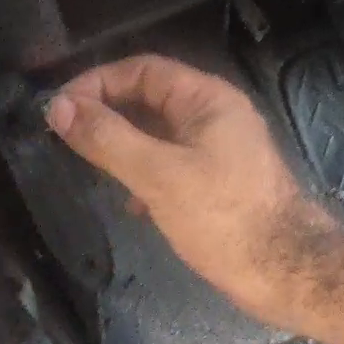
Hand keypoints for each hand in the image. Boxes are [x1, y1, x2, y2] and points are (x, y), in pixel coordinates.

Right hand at [46, 55, 339, 320]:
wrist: (285, 274)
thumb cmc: (225, 218)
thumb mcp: (159, 175)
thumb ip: (109, 139)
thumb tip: (58, 108)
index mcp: (208, 100)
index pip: (143, 70)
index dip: (98, 82)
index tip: (59, 109)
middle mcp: (216, 119)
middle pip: (151, 102)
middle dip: (108, 115)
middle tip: (66, 138)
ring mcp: (220, 156)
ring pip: (160, 139)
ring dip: (125, 149)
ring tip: (90, 167)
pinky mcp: (220, 190)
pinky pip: (173, 170)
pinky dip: (146, 179)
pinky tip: (131, 205)